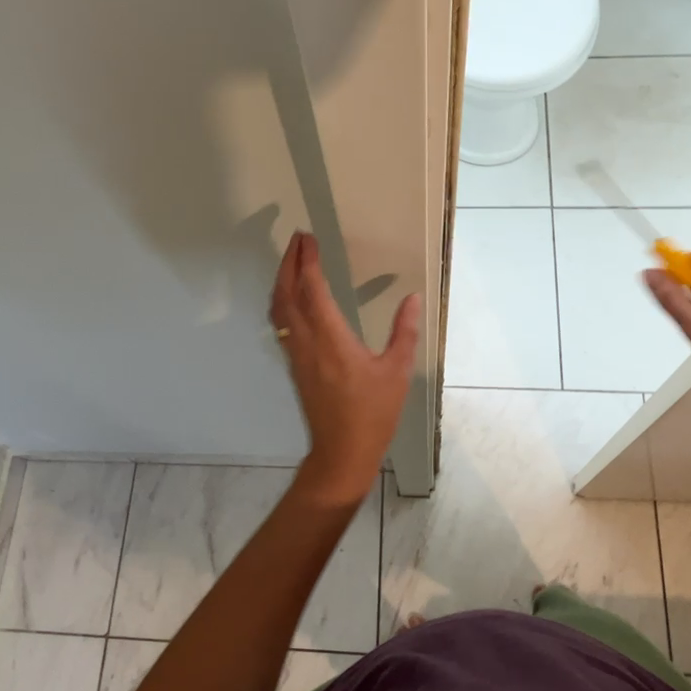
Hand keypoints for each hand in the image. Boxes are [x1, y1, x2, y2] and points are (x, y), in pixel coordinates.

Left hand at [271, 232, 420, 500]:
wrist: (342, 452)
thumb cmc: (373, 414)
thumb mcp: (397, 372)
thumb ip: (404, 332)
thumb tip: (412, 298)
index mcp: (331, 339)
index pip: (312, 290)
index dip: (307, 262)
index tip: (308, 239)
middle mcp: (307, 343)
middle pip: (286, 294)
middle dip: (289, 264)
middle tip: (298, 241)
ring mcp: (296, 355)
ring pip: (279, 310)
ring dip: (282, 281)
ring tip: (292, 261)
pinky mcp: (295, 366)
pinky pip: (281, 325)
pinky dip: (282, 302)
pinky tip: (292, 298)